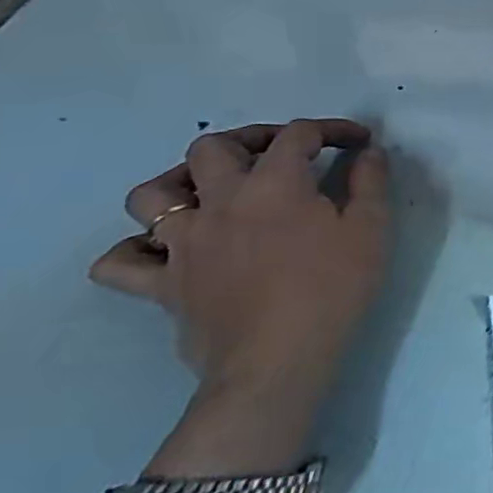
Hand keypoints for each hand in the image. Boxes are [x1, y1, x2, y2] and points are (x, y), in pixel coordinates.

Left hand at [89, 119, 389, 477]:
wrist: (276, 363)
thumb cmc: (333, 288)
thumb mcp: (372, 228)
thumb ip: (370, 182)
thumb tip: (367, 153)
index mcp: (274, 184)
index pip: (298, 133)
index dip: (331, 129)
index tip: (358, 143)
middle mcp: (220, 202)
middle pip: (211, 147)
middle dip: (249, 139)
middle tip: (280, 155)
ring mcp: (182, 244)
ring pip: (150, 195)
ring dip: (179, 183)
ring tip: (212, 191)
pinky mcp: (161, 285)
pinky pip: (120, 262)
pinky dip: (137, 248)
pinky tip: (167, 248)